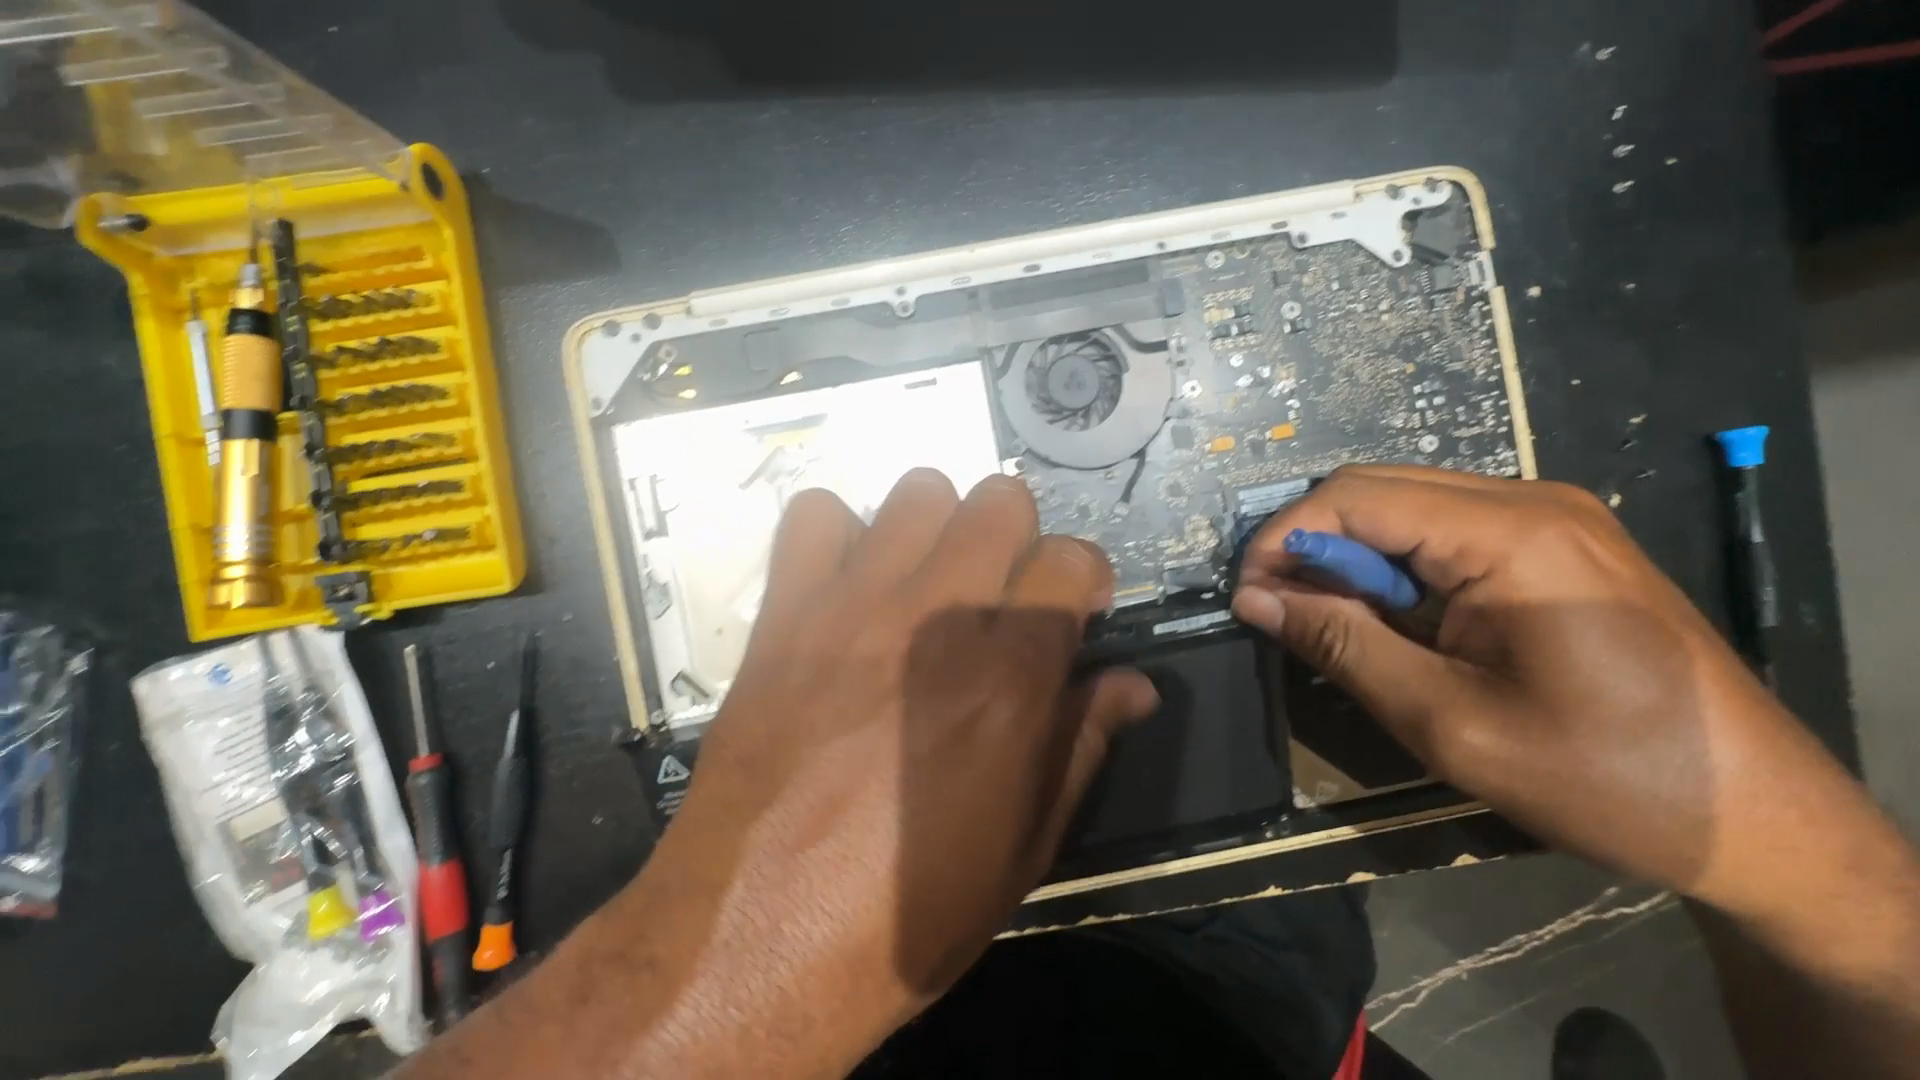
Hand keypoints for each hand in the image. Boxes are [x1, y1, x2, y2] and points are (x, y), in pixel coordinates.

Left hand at [630, 469, 1157, 1073]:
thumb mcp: (1022, 850)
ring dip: (938, 528)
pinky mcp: (783, 617)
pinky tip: (846, 588)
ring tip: (928, 587)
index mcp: (1010, 676)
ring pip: (917, 493)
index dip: (1086, 580)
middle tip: (1002, 599)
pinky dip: (839, 535)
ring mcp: (852, 607)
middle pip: (999, 500)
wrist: (754, 941)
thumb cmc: (905, 916)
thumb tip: (1132, 683)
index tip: (1075, 617)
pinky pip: (813, 518)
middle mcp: (936, 618)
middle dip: (1017, 539)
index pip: (1073, 557)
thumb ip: (1081, 746)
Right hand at [1231, 465, 1891, 922]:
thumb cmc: (1603, 778)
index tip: (1244, 598)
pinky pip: (1449, 532)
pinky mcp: (1562, 547)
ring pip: (1409, 507)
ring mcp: (1554, 520)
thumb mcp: (1449, 722)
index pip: (1355, 497)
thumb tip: (1253, 599)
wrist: (1759, 817)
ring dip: (1352, 557)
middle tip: (1275, 613)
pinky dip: (1398, 568)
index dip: (1282, 538)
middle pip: (1377, 489)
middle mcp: (1533, 502)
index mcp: (1512, 533)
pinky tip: (1390, 619)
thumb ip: (1344, 646)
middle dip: (1310, 544)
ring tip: (1326, 623)